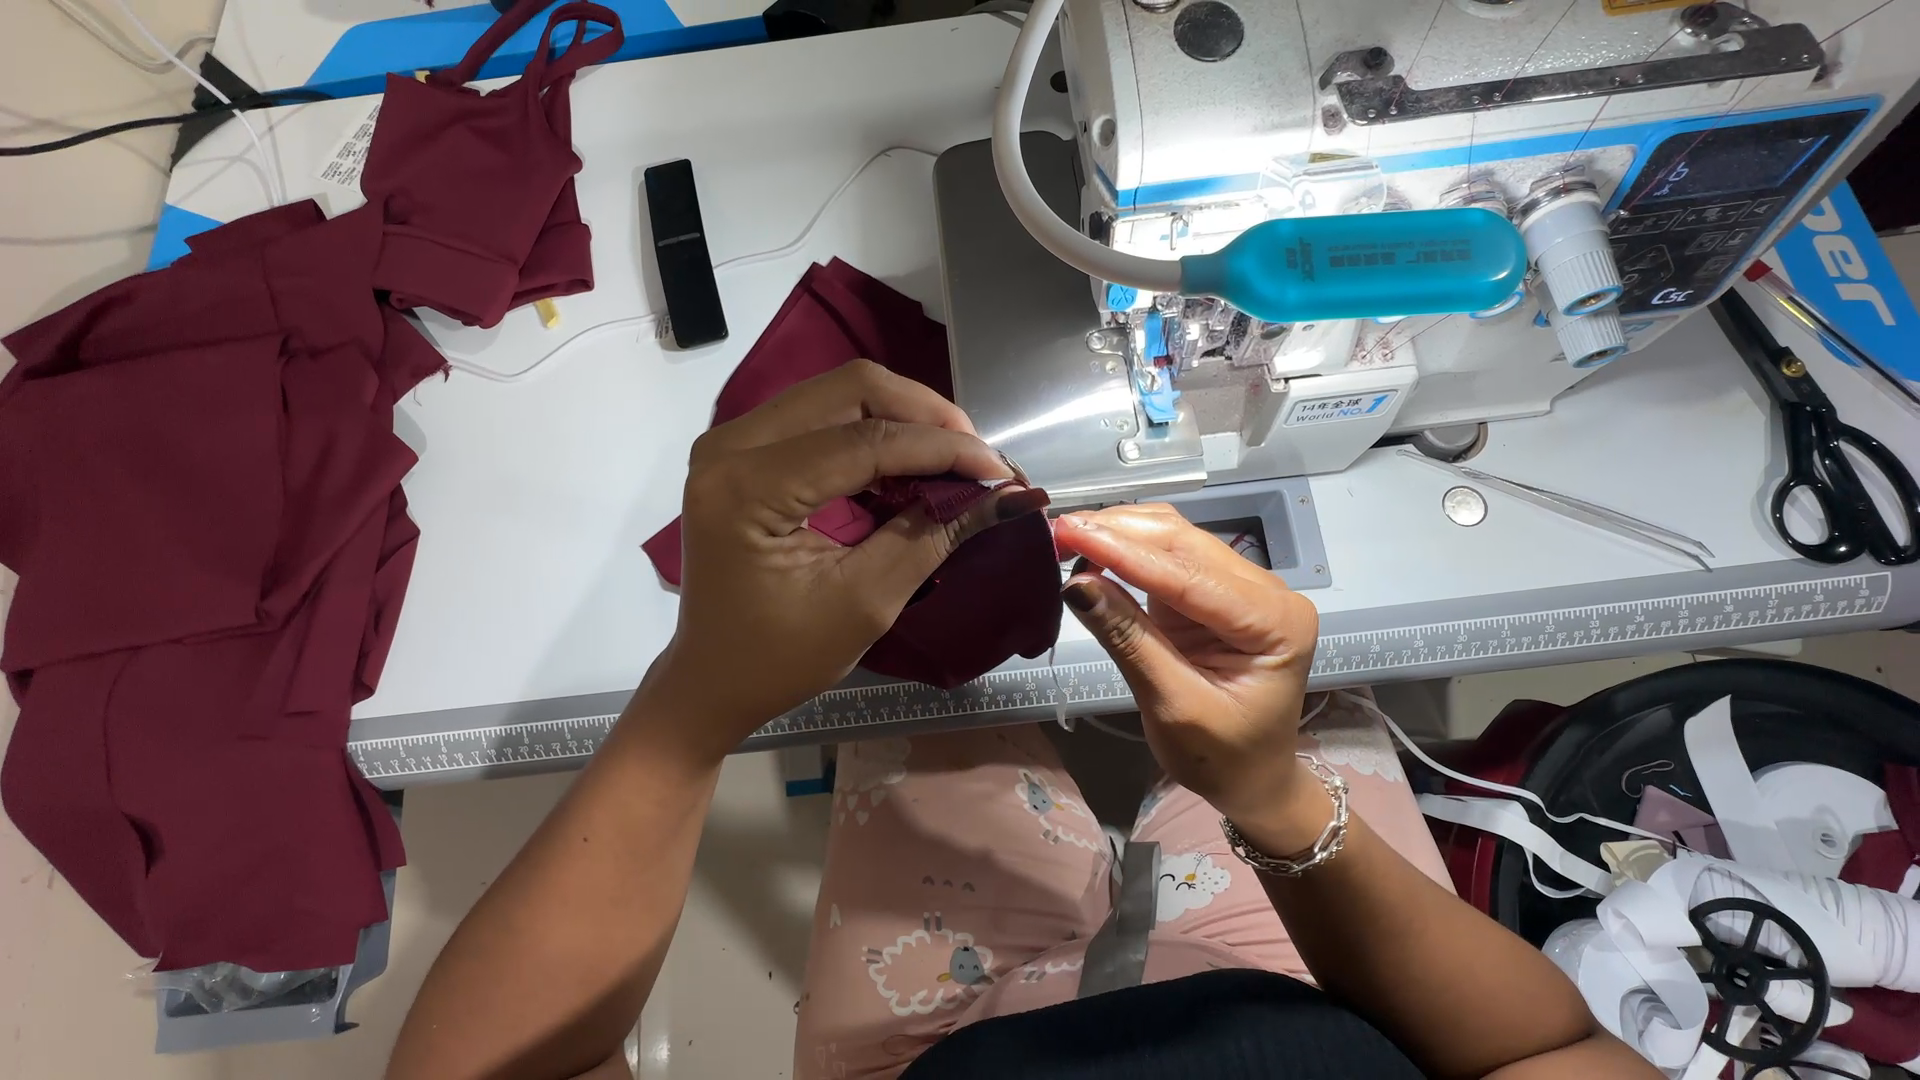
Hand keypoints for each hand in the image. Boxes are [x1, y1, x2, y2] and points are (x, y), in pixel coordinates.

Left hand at [639, 360, 1049, 756]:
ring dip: (904, 419)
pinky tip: (909, 466)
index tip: (1001, 472)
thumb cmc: (778, 658)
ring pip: (840, 394)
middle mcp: (730, 445)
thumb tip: (1003, 497)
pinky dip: (875, 433)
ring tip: (952, 461)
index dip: (943, 449)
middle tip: (976, 458)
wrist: (711, 679)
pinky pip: (822, 416)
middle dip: (927, 416)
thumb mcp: (864, 603)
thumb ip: (931, 537)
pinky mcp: (743, 451)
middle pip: (851, 390)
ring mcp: (731, 441)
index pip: (865, 442)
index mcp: (747, 488)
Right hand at [1053, 505, 1319, 828]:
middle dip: (1119, 532)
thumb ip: (1128, 640)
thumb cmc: (1222, 756)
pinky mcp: (1211, 590)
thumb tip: (1076, 585)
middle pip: (1184, 542)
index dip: (1126, 553)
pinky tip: (1092, 549)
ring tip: (1067, 536)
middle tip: (1057, 532)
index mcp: (1275, 621)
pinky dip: (1127, 549)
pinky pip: (1167, 556)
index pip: (1190, 576)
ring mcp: (1239, 586)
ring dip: (1120, 532)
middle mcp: (1264, 590)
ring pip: (1174, 539)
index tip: (1071, 532)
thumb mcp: (1173, 706)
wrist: (1251, 779)